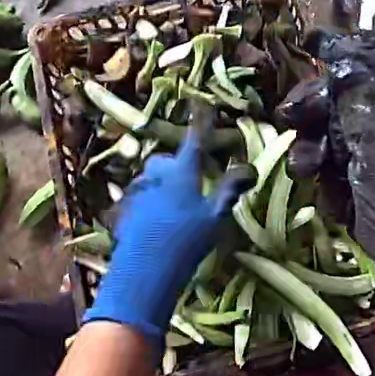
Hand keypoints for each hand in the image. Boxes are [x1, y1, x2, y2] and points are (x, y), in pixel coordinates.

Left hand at [82, 121, 245, 341]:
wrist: (144, 272)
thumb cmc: (186, 241)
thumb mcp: (215, 216)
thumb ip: (230, 189)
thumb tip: (251, 168)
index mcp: (181, 171)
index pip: (194, 140)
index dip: (200, 122)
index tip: (202, 103)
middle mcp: (156, 175)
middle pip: (166, 160)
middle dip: (177, 164)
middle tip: (192, 179)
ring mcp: (136, 193)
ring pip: (150, 179)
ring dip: (161, 184)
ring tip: (174, 205)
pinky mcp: (122, 212)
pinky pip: (137, 200)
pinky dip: (147, 204)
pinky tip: (154, 223)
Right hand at [317, 33, 374, 359]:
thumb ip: (363, 104)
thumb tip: (345, 59)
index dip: (349, 50)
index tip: (313, 43)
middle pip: (338, 89)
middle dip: (313, 100)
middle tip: (291, 112)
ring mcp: (361, 142)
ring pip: (321, 120)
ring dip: (306, 137)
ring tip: (305, 163)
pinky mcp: (343, 166)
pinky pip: (317, 150)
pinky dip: (309, 162)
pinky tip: (309, 177)